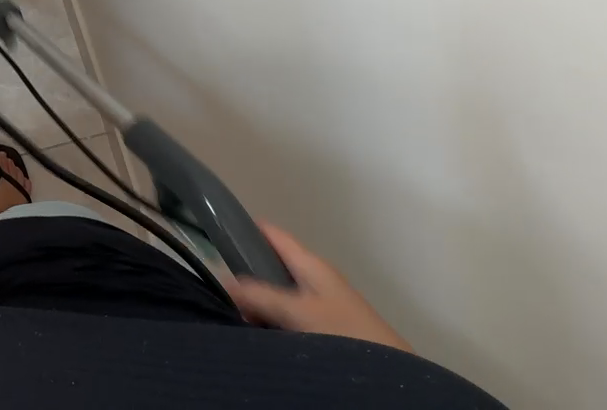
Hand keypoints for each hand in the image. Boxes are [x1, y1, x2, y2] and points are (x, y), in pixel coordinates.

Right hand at [228, 222, 412, 352]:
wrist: (392, 377)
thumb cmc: (346, 331)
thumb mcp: (298, 311)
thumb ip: (260, 295)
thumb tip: (223, 279)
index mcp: (311, 263)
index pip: (271, 233)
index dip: (243, 228)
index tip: (214, 233)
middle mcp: (315, 278)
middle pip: (270, 265)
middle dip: (245, 274)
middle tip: (219, 287)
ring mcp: (322, 304)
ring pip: (278, 293)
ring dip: (258, 301)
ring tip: (232, 312)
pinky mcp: (326, 328)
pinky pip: (287, 315)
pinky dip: (271, 320)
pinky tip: (257, 332)